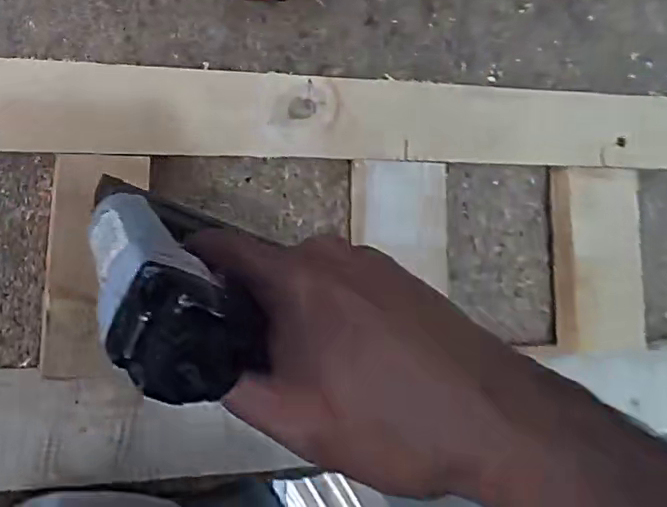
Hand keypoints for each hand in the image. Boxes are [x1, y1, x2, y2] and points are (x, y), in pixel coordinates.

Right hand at [188, 231, 666, 506]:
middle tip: (245, 355)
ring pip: (303, 279)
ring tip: (303, 368)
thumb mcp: (301, 420)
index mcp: (297, 275)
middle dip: (246, 306)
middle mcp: (327, 251)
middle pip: (264, 269)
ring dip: (289, 313)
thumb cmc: (394, 420)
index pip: (225, 247)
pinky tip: (347, 358)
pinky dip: (324, 311)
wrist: (498, 417)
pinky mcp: (392, 275)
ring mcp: (364, 260)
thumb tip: (201, 359)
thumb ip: (238, 385)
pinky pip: (338, 284)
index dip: (191, 258)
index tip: (168, 277)